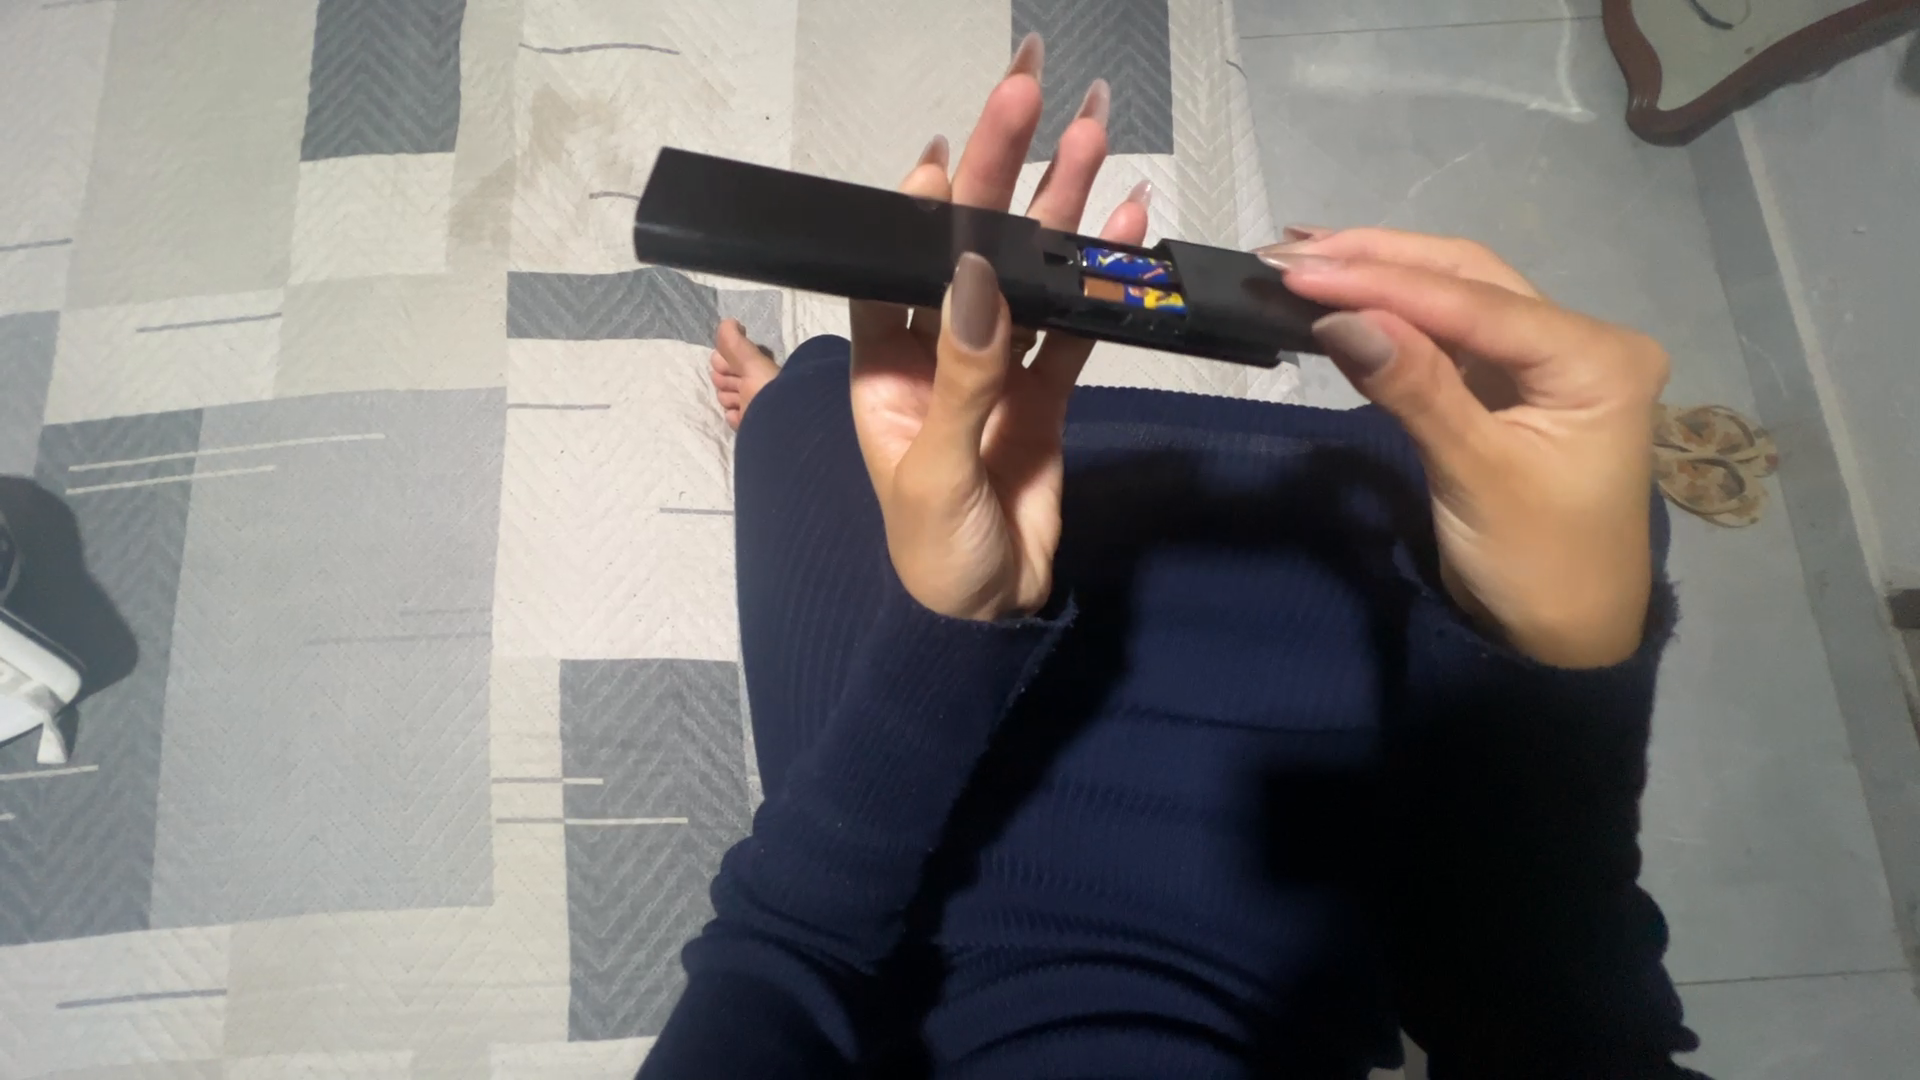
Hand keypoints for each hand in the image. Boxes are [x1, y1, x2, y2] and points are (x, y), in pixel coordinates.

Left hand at [850, 37, 1149, 621]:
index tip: (945, 158)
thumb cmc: (936, 551)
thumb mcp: (937, 467)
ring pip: (1027, 281)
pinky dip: (1099, 285)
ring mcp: (996, 373)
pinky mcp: (1044, 395)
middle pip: (966, 257)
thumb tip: (975, 275)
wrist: (990, 612)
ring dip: (1059, 215)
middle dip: (995, 180)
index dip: (914, 215)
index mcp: (886, 372)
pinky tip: (1124, 229)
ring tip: (1093, 137)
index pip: (889, 273)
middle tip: (1026, 95)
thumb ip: (960, 373)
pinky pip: (1072, 329)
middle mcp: (938, 358)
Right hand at [1263, 228, 1669, 667]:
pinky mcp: (1502, 384)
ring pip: (1453, 297)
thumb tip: (1339, 319)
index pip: (1472, 303)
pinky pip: (1441, 335)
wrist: (1560, 627)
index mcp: (1594, 358)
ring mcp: (1537, 361)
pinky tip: (1346, 296)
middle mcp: (1573, 341)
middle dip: (1377, 258)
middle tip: (1292, 247)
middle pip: (1467, 277)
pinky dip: (1389, 314)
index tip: (1299, 270)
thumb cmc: (1532, 559)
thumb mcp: (1472, 473)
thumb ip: (1412, 388)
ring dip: (1379, 273)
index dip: (1381, 284)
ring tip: (1306, 254)